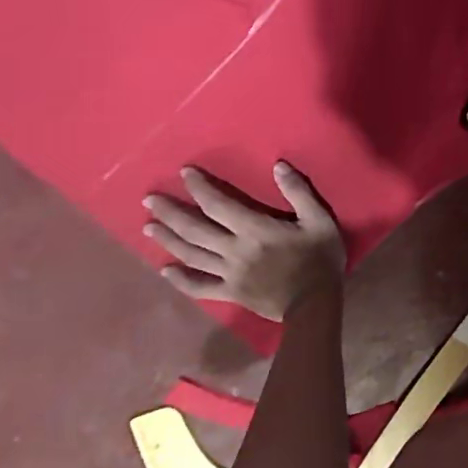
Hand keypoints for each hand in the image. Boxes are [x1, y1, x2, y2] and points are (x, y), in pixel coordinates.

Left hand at [143, 162, 345, 321]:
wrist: (314, 301)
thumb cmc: (319, 256)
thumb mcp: (319, 219)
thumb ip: (298, 192)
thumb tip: (278, 166)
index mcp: (254, 229)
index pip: (219, 204)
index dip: (200, 188)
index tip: (184, 173)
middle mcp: (234, 249)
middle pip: (195, 229)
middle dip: (171, 212)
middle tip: (149, 199)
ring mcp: (228, 273)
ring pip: (191, 255)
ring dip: (167, 240)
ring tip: (148, 226)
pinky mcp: (229, 292)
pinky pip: (199, 286)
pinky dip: (180, 279)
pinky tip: (165, 270)